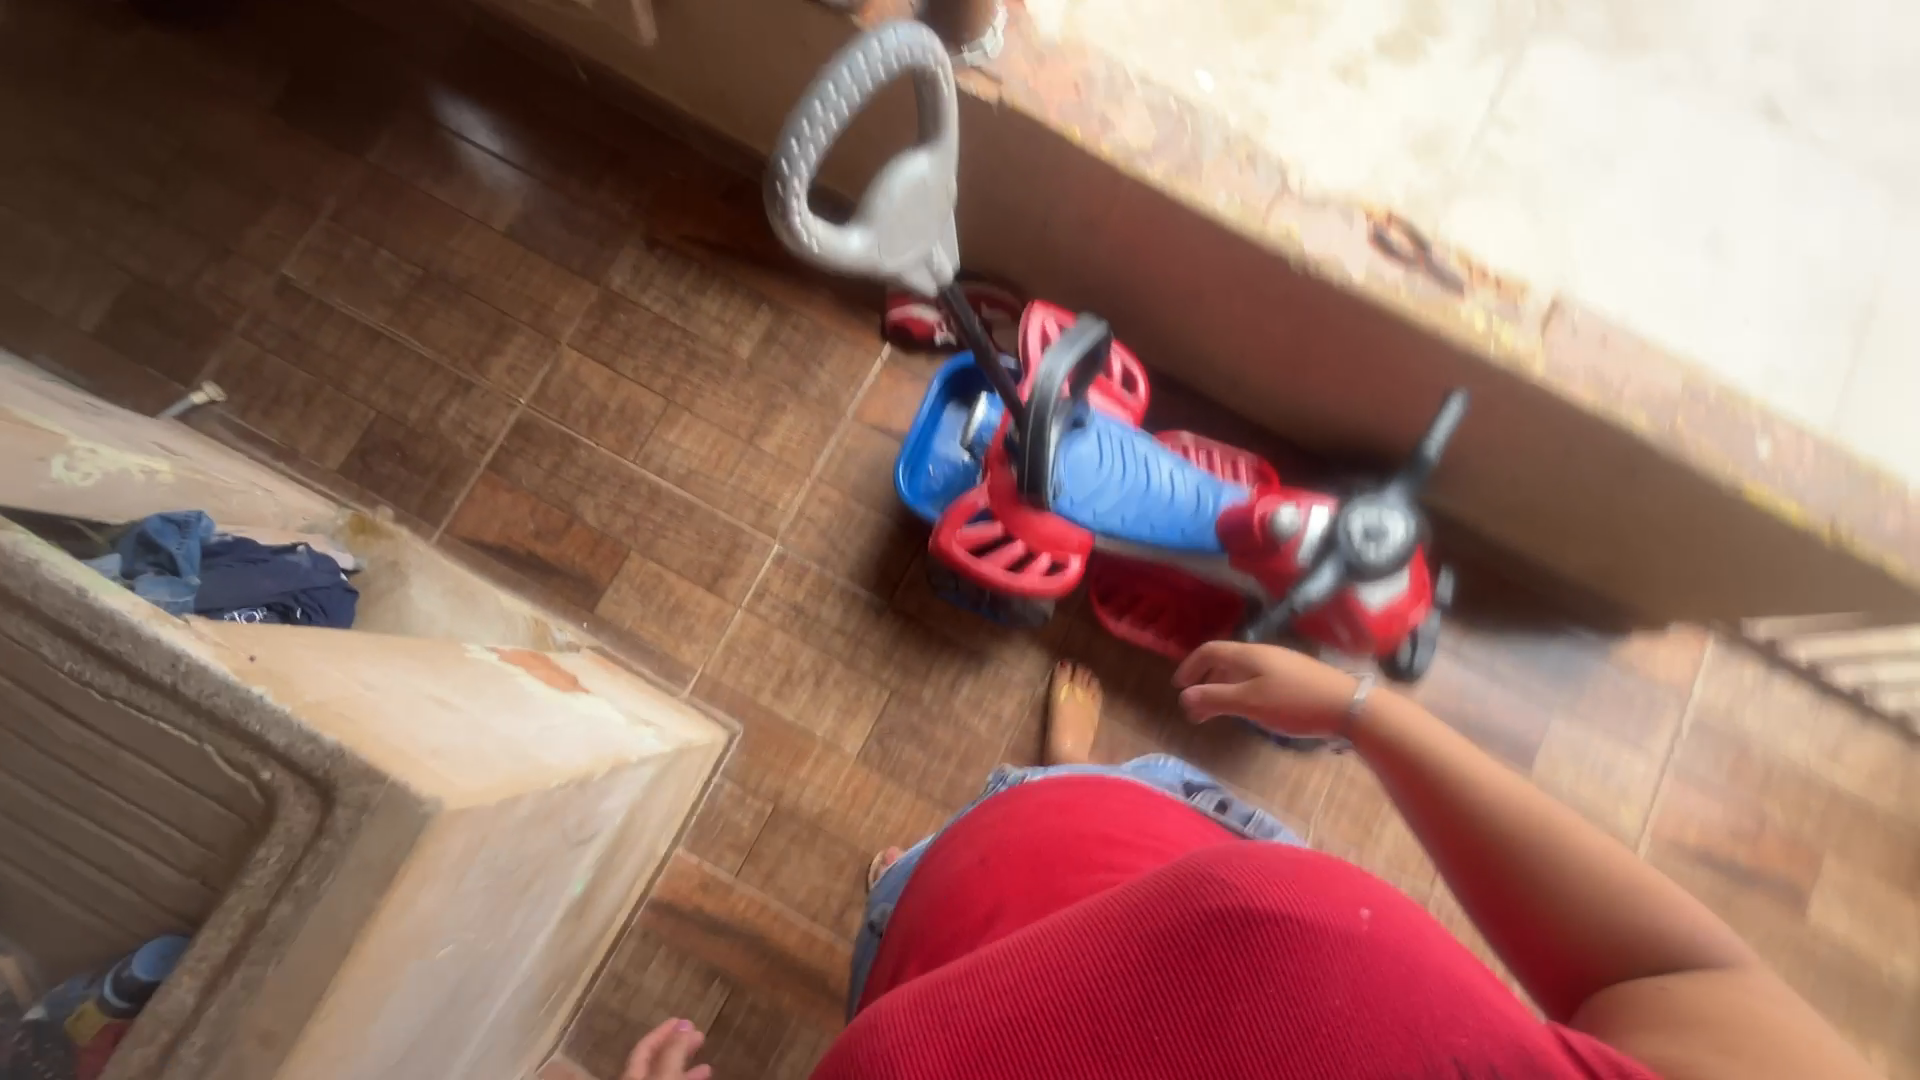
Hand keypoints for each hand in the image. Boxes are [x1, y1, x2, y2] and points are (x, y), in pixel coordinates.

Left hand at [624, 1018, 710, 1079]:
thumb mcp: (665, 1074)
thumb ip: (673, 1050)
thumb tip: (684, 1024)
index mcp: (631, 1073)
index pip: (644, 1046)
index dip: (662, 1031)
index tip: (681, 1018)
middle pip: (655, 1061)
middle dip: (677, 1046)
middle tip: (698, 1034)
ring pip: (666, 1076)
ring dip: (686, 1067)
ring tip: (706, 1066)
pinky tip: (700, 1077)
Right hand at [1173, 641, 1359, 737]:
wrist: (1351, 706)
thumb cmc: (1295, 703)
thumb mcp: (1249, 703)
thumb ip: (1214, 699)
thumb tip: (1182, 697)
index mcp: (1247, 655)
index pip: (1209, 651)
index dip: (1190, 667)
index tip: (1179, 688)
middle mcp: (1262, 653)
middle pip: (1225, 661)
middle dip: (1205, 682)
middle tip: (1196, 707)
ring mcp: (1282, 664)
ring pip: (1242, 671)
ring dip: (1223, 688)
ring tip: (1219, 713)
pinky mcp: (1297, 677)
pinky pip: (1257, 679)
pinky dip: (1242, 691)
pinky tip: (1252, 710)